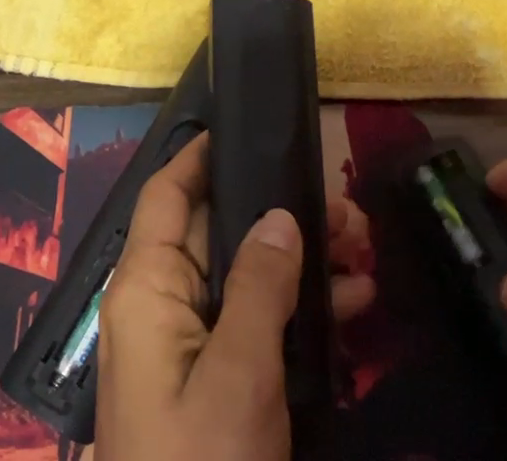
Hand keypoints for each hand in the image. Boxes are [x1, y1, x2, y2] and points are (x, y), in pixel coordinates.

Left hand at [95, 134, 372, 460]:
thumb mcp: (238, 375)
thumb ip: (259, 288)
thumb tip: (277, 214)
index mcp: (144, 290)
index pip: (165, 197)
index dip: (200, 159)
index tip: (247, 128)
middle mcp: (158, 305)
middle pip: (214, 233)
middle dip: (275, 213)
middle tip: (345, 207)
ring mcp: (185, 344)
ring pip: (242, 276)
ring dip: (298, 260)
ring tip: (362, 247)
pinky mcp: (210, 379)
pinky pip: (252, 322)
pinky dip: (296, 308)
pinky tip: (351, 301)